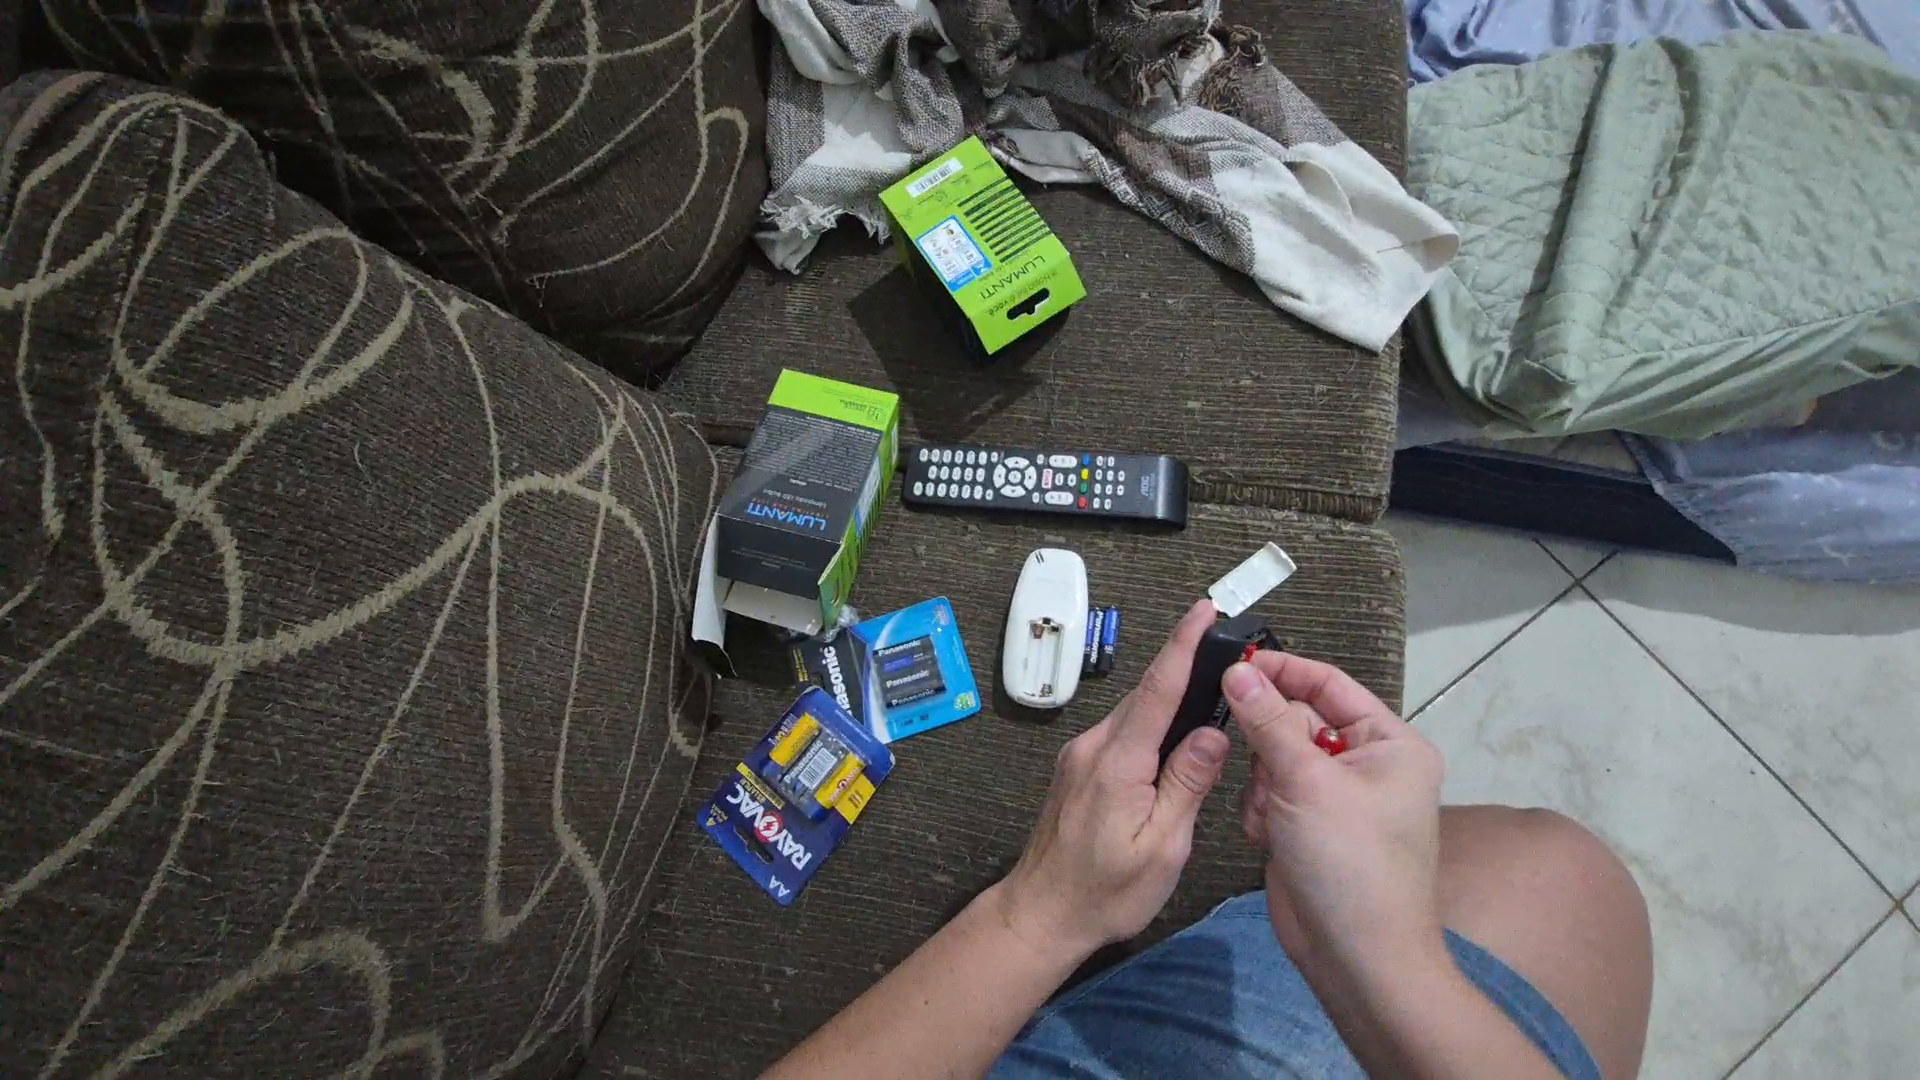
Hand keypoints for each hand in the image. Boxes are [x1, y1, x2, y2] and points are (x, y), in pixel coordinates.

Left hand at [994, 600, 1232, 959]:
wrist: (1041, 912)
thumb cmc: (1106, 891)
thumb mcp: (1162, 845)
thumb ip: (1187, 783)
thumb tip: (1213, 731)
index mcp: (1118, 760)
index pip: (1157, 689)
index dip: (1182, 645)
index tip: (1203, 610)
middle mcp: (1093, 745)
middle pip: (1146, 698)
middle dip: (1185, 674)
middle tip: (1227, 665)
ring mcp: (1080, 754)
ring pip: (1133, 717)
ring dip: (1168, 707)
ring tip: (1209, 708)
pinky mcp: (1077, 767)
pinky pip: (1121, 735)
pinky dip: (1150, 731)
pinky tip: (1171, 748)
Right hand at [1227, 652, 1447, 980]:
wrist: (1355, 957)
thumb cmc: (1348, 859)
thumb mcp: (1306, 780)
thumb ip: (1267, 719)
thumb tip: (1235, 668)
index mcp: (1387, 743)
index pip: (1328, 683)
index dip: (1282, 670)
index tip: (1232, 663)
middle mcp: (1363, 761)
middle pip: (1293, 719)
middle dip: (1270, 746)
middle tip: (1264, 772)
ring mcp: (1333, 793)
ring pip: (1272, 754)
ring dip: (1262, 782)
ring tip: (1272, 815)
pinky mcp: (1305, 819)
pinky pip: (1267, 788)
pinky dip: (1259, 807)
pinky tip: (1267, 835)